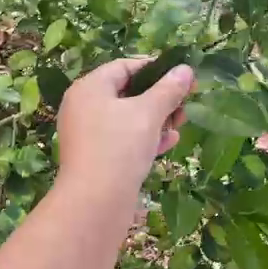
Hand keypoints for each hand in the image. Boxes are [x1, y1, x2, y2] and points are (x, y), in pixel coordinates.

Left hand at [54, 57, 193, 201]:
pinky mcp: (95, 157)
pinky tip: (169, 142)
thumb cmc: (119, 146)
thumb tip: (184, 69)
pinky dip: (144, 138)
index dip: (154, 68)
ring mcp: (87, 134)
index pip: (123, 67)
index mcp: (89, 88)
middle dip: (159, 98)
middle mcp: (83, 107)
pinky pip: (122, 140)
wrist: (94, 201)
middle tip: (185, 104)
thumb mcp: (148, 113)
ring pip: (126, 119)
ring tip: (180, 124)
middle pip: (126, 93)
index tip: (181, 76)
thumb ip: (168, 90)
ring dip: (155, 119)